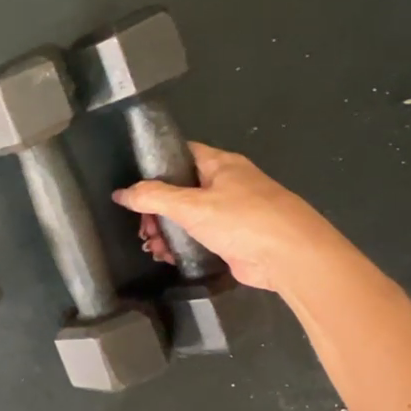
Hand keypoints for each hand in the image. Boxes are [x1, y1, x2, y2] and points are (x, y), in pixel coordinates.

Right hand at [113, 143, 349, 294]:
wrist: (290, 257)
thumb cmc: (243, 220)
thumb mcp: (191, 205)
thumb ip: (152, 197)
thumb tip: (121, 193)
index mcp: (221, 165)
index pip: (181, 154)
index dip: (155, 164)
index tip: (131, 183)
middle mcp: (226, 184)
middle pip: (180, 189)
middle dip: (155, 208)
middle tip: (142, 227)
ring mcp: (231, 212)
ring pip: (187, 216)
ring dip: (165, 231)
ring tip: (151, 246)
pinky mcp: (232, 239)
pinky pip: (198, 237)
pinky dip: (181, 245)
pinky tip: (166, 256)